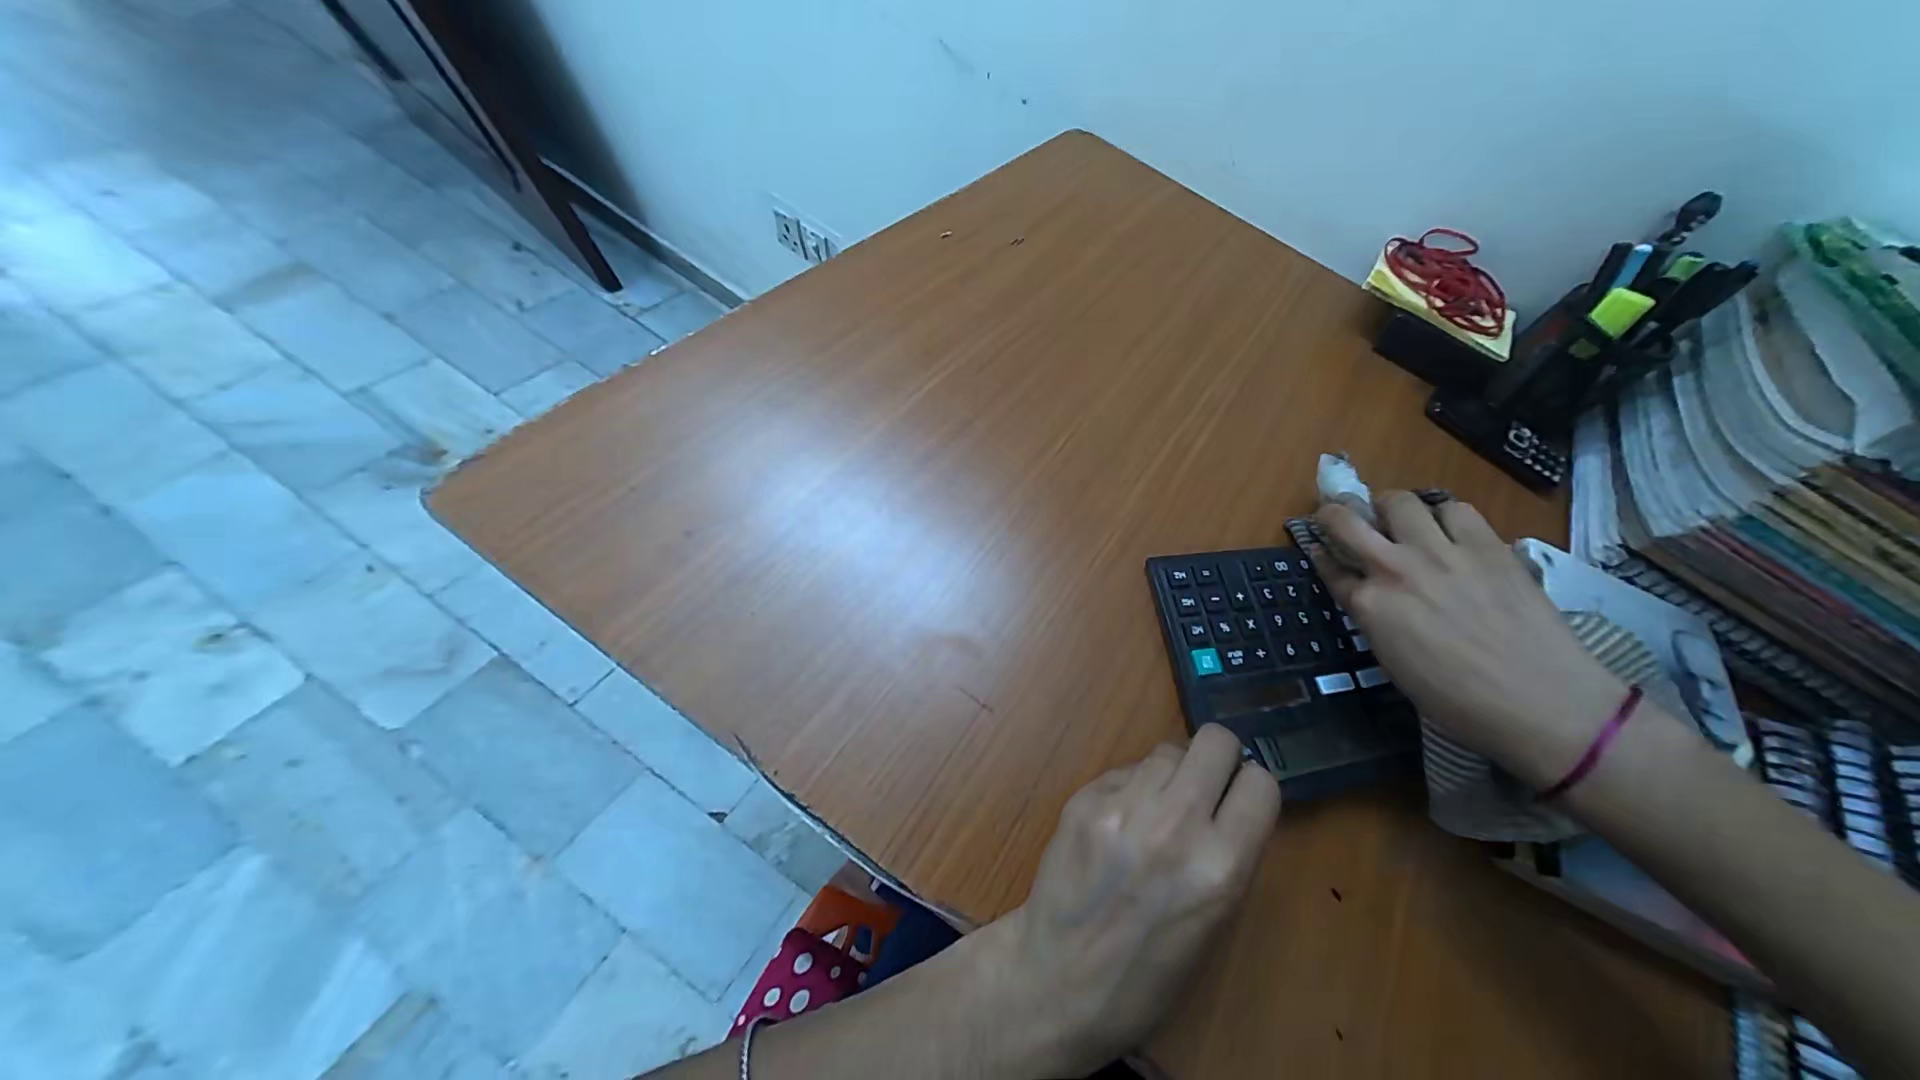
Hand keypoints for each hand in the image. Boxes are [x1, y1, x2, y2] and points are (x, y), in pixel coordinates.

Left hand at [971, 725, 1279, 1074]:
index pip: (1261, 783)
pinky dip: (1130, 788)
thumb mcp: (1215, 921)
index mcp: (1221, 867)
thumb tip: (1230, 796)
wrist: (1059, 981)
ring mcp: (1123, 808)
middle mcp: (1175, 825)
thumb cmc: (1148, 971)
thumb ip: (1229, 853)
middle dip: (1216, 759)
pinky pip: (1125, 771)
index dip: (1250, 788)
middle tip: (1203, 788)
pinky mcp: (1083, 800)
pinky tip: (1118, 823)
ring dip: (1170, 773)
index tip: (1238, 798)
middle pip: (1215, 741)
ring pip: (1167, 750)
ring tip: (1156, 810)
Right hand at [1311, 492, 1627, 787]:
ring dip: (1391, 508)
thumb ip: (1372, 617)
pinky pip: (1455, 509)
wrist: (1541, 701)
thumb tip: (1365, 592)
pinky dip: (1445, 515)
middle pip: (1346, 521)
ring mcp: (1441, 552)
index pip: (1329, 566)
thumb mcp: (1392, 660)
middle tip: (1342, 516)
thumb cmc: (1456, 699)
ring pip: (1399, 501)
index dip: (1321, 555)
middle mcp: (1394, 569)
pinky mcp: (1486, 545)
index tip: (1319, 548)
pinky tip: (1450, 531)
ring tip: (1401, 519)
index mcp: (1368, 605)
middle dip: (1334, 512)